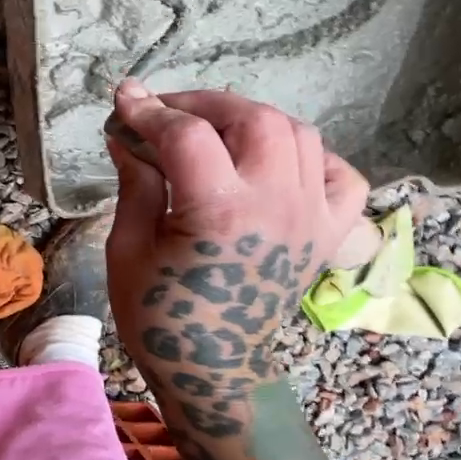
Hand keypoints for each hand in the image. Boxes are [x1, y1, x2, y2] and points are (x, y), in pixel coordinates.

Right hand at [106, 80, 367, 410]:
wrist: (210, 361)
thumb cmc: (153, 308)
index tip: (122, 98)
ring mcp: (315, 215)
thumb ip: (137, 182)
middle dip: (201, 103)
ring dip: (248, 119)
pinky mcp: (331, 229)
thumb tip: (127, 136)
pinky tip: (270, 159)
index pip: (186, 135)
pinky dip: (306, 153)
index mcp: (218, 212)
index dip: (148, 110)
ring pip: (297, 133)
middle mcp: (278, 204)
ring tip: (209, 127)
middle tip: (162, 110)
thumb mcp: (127, 243)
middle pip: (253, 119)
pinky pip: (338, 172)